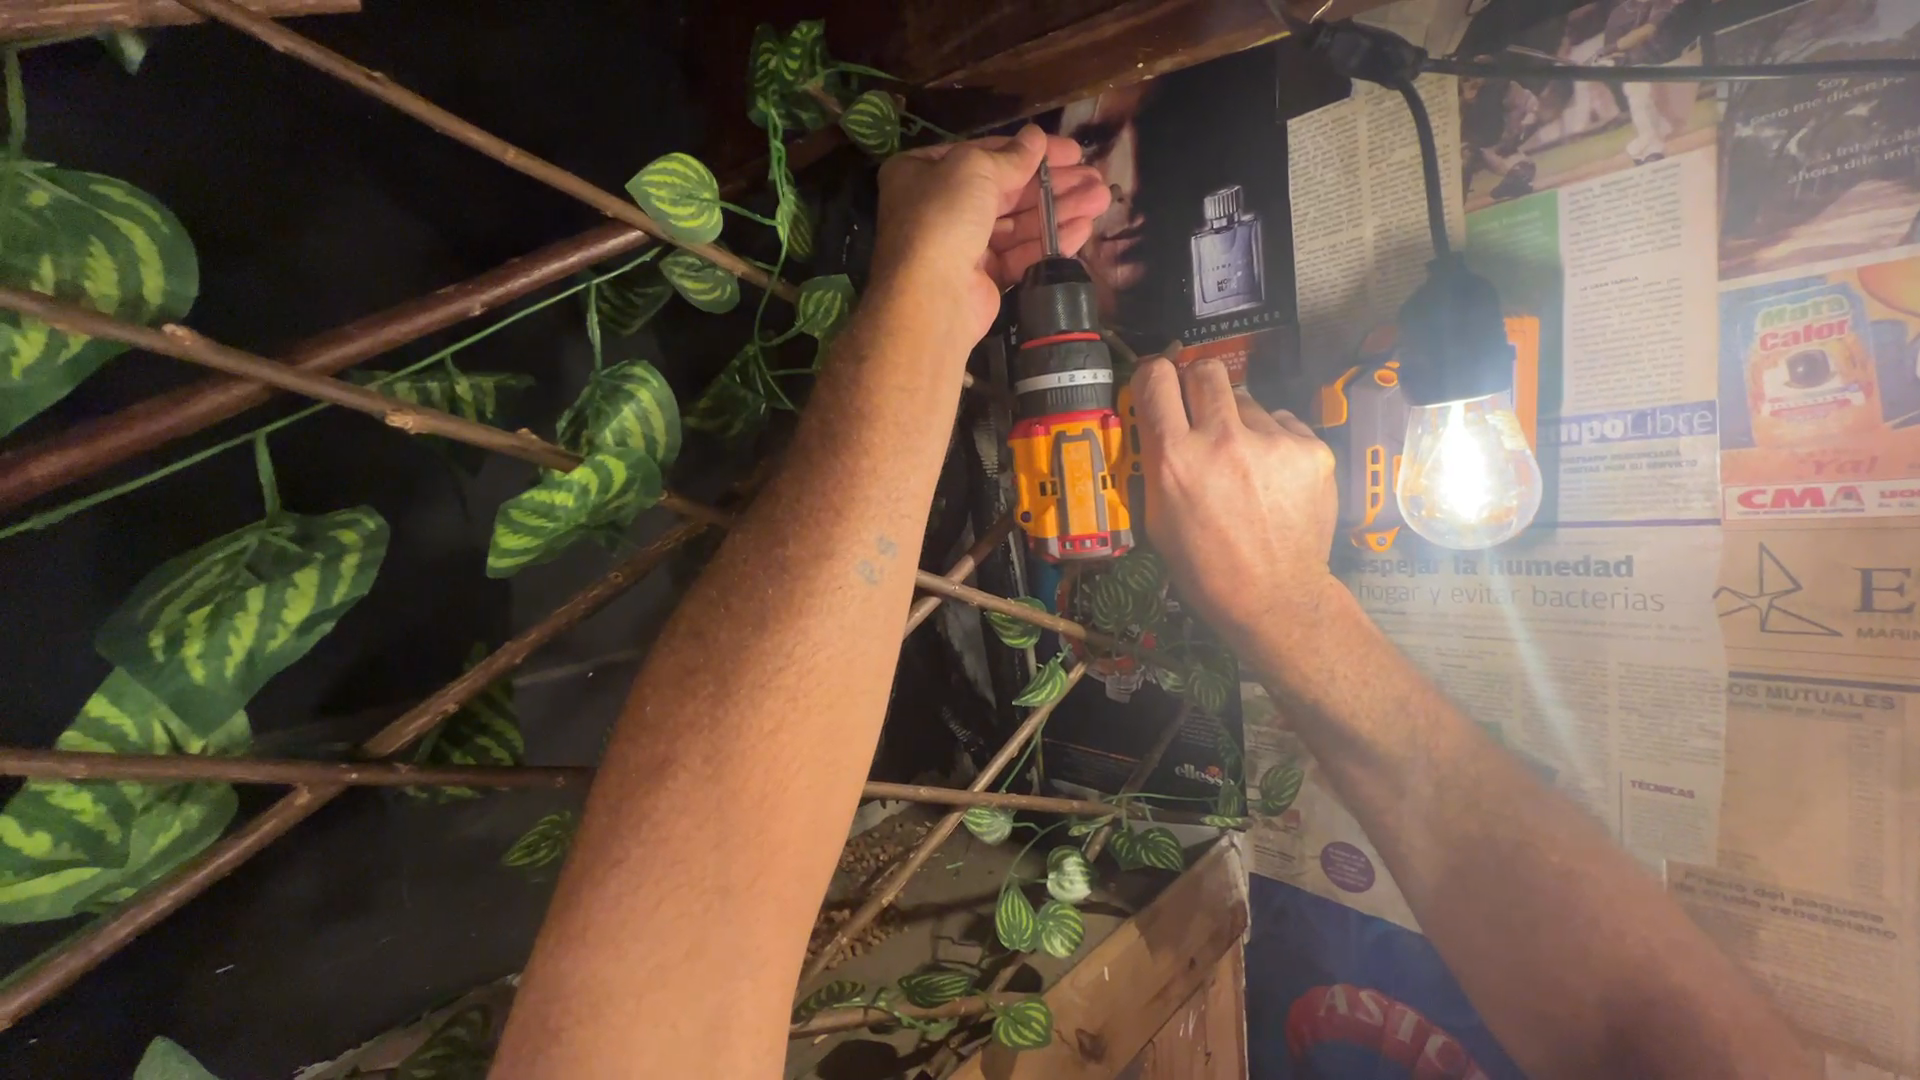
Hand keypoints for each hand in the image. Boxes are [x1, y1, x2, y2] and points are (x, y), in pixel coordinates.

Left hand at [872, 125, 1109, 342]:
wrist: (931, 296)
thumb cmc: (943, 217)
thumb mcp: (974, 169)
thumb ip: (1010, 156)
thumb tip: (1035, 139)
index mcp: (924, 173)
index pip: (984, 155)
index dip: (1029, 151)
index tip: (1070, 151)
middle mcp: (939, 209)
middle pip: (1006, 191)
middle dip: (1052, 184)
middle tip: (1094, 177)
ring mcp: (961, 248)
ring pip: (1017, 224)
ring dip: (1058, 210)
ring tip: (1100, 200)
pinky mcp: (982, 280)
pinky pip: (1019, 255)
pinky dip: (1049, 242)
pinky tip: (1083, 229)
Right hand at [1130, 354, 1339, 643]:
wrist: (1273, 596)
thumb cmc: (1202, 565)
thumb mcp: (1157, 517)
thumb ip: (1158, 462)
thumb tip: (1160, 423)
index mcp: (1174, 457)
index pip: (1156, 378)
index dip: (1155, 377)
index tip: (1159, 387)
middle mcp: (1222, 438)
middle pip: (1207, 369)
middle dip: (1198, 384)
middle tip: (1200, 411)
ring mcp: (1272, 441)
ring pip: (1248, 401)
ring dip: (1239, 422)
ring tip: (1244, 463)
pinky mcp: (1311, 449)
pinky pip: (1283, 424)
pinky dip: (1273, 442)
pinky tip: (1273, 476)